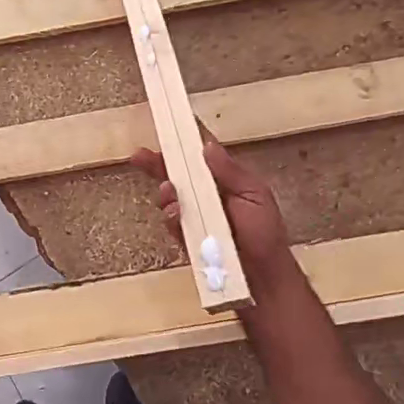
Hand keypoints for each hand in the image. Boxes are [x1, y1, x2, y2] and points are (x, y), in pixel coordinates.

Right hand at [130, 141, 291, 272]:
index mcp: (223, 180)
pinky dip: (169, 217)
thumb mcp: (255, 195)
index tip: (167, 126)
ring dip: (164, 192)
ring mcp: (194, 216)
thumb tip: (207, 145)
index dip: (182, 142)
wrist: (263, 277)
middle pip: (175, 174)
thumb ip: (231, 172)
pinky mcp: (186, 237)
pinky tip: (174, 213)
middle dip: (156, 164)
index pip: (198, 156)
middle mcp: (205, 194)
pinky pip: (171, 223)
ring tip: (168, 191)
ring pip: (169, 198)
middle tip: (138, 156)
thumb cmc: (265, 233)